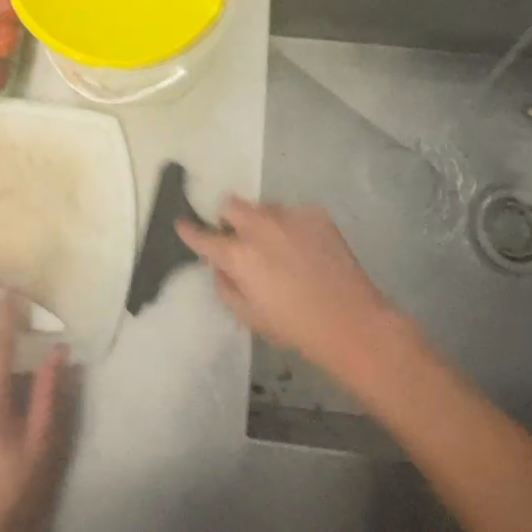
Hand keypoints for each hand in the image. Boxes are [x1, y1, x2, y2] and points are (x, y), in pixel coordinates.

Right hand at [176, 196, 403, 378]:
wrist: (349, 320)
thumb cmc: (294, 326)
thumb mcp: (248, 316)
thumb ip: (225, 286)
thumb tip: (219, 265)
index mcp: (238, 255)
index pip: (202, 237)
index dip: (189, 231)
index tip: (182, 224)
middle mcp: (259, 227)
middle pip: (231, 204)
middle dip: (228, 218)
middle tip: (238, 238)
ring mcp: (289, 216)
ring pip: (264, 207)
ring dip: (261, 222)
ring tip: (278, 247)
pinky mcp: (315, 213)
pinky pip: (293, 213)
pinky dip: (291, 227)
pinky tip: (305, 249)